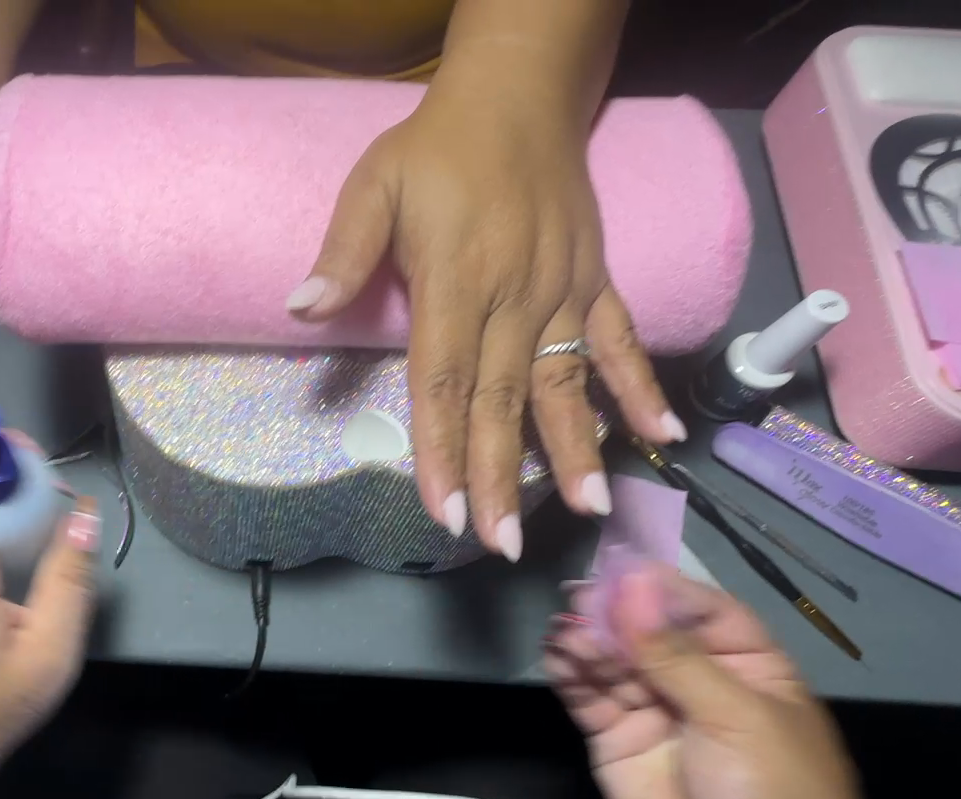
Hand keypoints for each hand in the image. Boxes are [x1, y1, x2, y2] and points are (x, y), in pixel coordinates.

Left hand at [291, 79, 683, 559]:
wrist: (518, 95)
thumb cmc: (434, 151)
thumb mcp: (373, 184)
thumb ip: (343, 252)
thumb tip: (300, 308)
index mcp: (458, 281)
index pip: (445, 384)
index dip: (444, 451)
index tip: (443, 512)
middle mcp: (517, 296)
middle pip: (504, 402)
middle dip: (502, 477)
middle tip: (502, 542)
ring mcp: (565, 291)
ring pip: (568, 383)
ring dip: (578, 450)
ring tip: (587, 511)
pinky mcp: (597, 281)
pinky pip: (622, 339)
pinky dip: (640, 386)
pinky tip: (660, 436)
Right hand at [542, 566, 867, 798]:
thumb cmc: (774, 796)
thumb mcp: (738, 718)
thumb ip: (676, 655)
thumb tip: (631, 587)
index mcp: (749, 667)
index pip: (704, 611)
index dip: (664, 589)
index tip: (621, 570)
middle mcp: (695, 678)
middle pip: (647, 629)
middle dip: (615, 614)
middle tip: (580, 602)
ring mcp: (650, 706)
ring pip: (612, 658)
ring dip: (587, 642)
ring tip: (566, 636)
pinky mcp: (612, 734)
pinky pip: (586, 694)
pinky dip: (569, 673)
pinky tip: (556, 657)